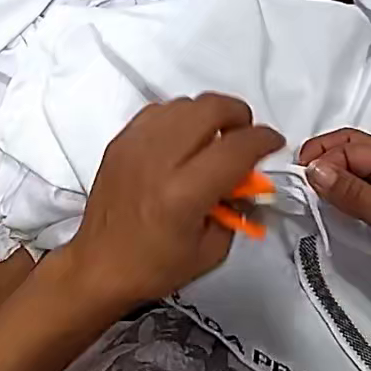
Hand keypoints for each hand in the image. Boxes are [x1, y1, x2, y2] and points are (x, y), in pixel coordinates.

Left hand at [67, 94, 283, 312]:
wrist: (98, 267)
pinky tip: (184, 141)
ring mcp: (135, 146)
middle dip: (239, 116)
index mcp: (183, 195)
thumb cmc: (152, 265)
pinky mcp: (121, 141)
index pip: (237, 147)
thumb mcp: (213, 248)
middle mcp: (157, 162)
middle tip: (244, 137)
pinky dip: (181, 118)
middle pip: (212, 108)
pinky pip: (161, 109)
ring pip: (186, 103)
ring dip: (210, 115)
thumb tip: (254, 178)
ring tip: (214, 140)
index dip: (264, 140)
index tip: (272, 144)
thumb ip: (240, 206)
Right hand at [298, 128, 370, 323]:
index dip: (323, 158)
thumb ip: (355, 193)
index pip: (352, 147)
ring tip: (308, 199)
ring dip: (332, 184)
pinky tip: (332, 215)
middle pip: (354, 156)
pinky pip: (365, 202)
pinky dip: (344, 204)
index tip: (297, 179)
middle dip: (324, 163)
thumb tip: (317, 169)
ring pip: (358, 180)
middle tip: (296, 185)